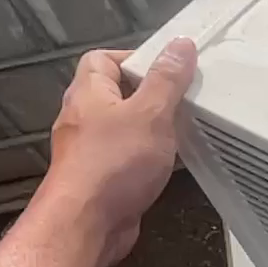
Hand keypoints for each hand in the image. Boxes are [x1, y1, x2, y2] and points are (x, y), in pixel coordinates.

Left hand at [39, 38, 197, 266]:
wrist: (89, 222)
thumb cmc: (116, 163)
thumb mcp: (151, 114)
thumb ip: (167, 81)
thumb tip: (180, 44)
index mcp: (88, 93)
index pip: (102, 59)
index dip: (134, 58)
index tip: (169, 69)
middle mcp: (83, 117)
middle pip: (115, 92)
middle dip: (150, 94)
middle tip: (184, 99)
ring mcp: (91, 149)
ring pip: (123, 126)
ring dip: (151, 126)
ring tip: (183, 129)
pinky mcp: (103, 176)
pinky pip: (128, 154)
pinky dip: (149, 153)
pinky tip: (169, 162)